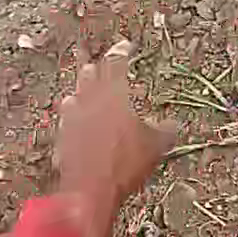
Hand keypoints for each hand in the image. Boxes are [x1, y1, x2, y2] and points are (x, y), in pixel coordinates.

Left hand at [52, 44, 174, 236]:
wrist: (90, 191)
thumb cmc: (127, 162)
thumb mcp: (156, 146)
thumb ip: (165, 131)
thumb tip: (175, 125)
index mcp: (114, 96)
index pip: (116, 65)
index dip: (121, 52)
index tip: (125, 45)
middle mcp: (89, 101)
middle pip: (91, 77)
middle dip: (98, 68)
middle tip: (100, 63)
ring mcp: (72, 120)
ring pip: (75, 96)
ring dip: (81, 89)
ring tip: (82, 83)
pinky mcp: (62, 139)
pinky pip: (67, 120)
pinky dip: (72, 115)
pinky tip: (71, 115)